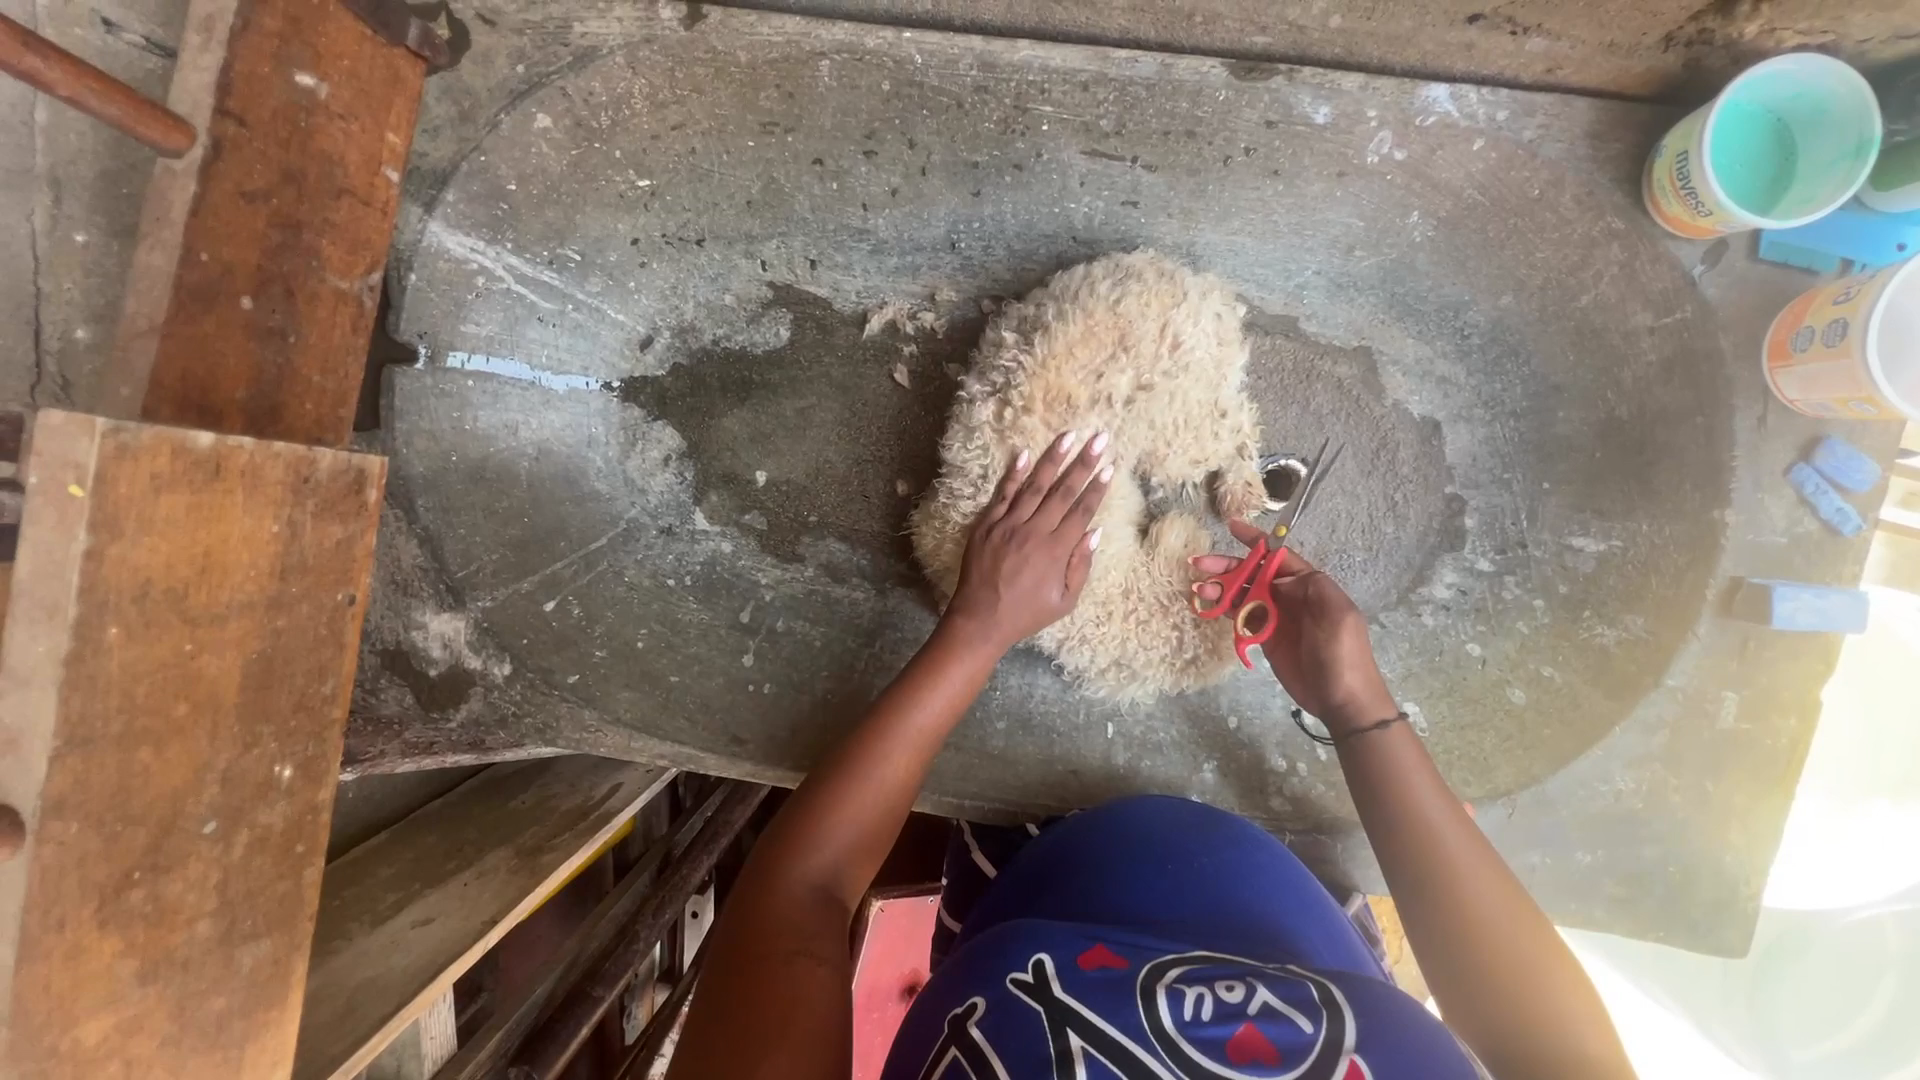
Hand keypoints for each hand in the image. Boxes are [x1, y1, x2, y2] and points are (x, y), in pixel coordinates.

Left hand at [941, 430, 1112, 652]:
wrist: (980, 619)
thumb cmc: (1026, 614)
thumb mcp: (1064, 601)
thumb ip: (1081, 565)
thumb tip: (1095, 531)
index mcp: (1056, 551)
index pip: (1081, 511)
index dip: (1097, 488)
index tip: (1110, 466)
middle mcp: (1033, 532)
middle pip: (1063, 491)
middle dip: (1083, 463)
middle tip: (1099, 438)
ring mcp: (1007, 526)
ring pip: (1034, 485)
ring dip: (1053, 459)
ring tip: (1068, 436)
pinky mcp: (986, 525)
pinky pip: (1002, 494)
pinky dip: (1013, 474)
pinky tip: (1024, 453)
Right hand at [1192, 520, 1397, 734]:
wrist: (1343, 701)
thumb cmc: (1344, 655)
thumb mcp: (1338, 614)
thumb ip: (1312, 585)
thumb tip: (1278, 575)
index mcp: (1311, 585)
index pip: (1279, 557)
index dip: (1256, 542)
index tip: (1231, 527)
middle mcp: (1291, 597)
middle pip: (1254, 574)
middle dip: (1228, 567)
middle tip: (1200, 564)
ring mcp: (1277, 618)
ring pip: (1243, 595)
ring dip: (1220, 588)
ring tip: (1198, 588)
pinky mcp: (1265, 637)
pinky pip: (1242, 617)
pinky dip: (1224, 609)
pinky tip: (1208, 605)